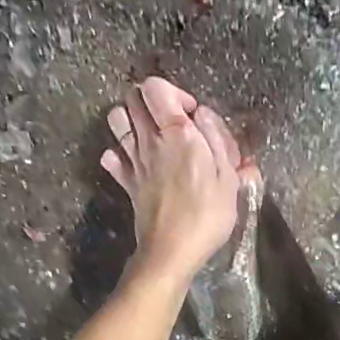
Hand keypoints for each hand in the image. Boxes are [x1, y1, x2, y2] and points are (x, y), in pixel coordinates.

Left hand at [100, 77, 254, 281]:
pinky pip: (111, 156)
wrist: (172, 251)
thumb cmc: (207, 216)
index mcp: (177, 134)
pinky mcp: (126, 183)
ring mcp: (133, 161)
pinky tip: (135, 162)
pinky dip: (118, 153)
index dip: (175, 92)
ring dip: (131, 119)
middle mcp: (149, 141)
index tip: (193, 115)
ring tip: (153, 135)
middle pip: (132, 98)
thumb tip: (202, 115)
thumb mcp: (228, 178)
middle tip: (174, 122)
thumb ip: (217, 140)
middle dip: (152, 101)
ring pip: (116, 120)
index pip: (156, 88)